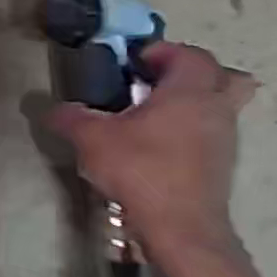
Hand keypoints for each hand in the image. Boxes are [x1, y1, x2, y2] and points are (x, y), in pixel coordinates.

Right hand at [44, 41, 255, 259]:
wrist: (179, 225)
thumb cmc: (140, 170)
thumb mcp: (93, 140)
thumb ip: (72, 118)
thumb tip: (52, 109)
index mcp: (190, 91)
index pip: (189, 54)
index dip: (163, 51)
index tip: (135, 62)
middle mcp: (216, 108)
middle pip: (224, 76)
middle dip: (193, 73)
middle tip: (159, 83)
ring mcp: (224, 138)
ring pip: (220, 106)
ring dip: (194, 104)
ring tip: (154, 118)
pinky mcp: (221, 165)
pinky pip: (212, 134)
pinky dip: (192, 131)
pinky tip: (160, 148)